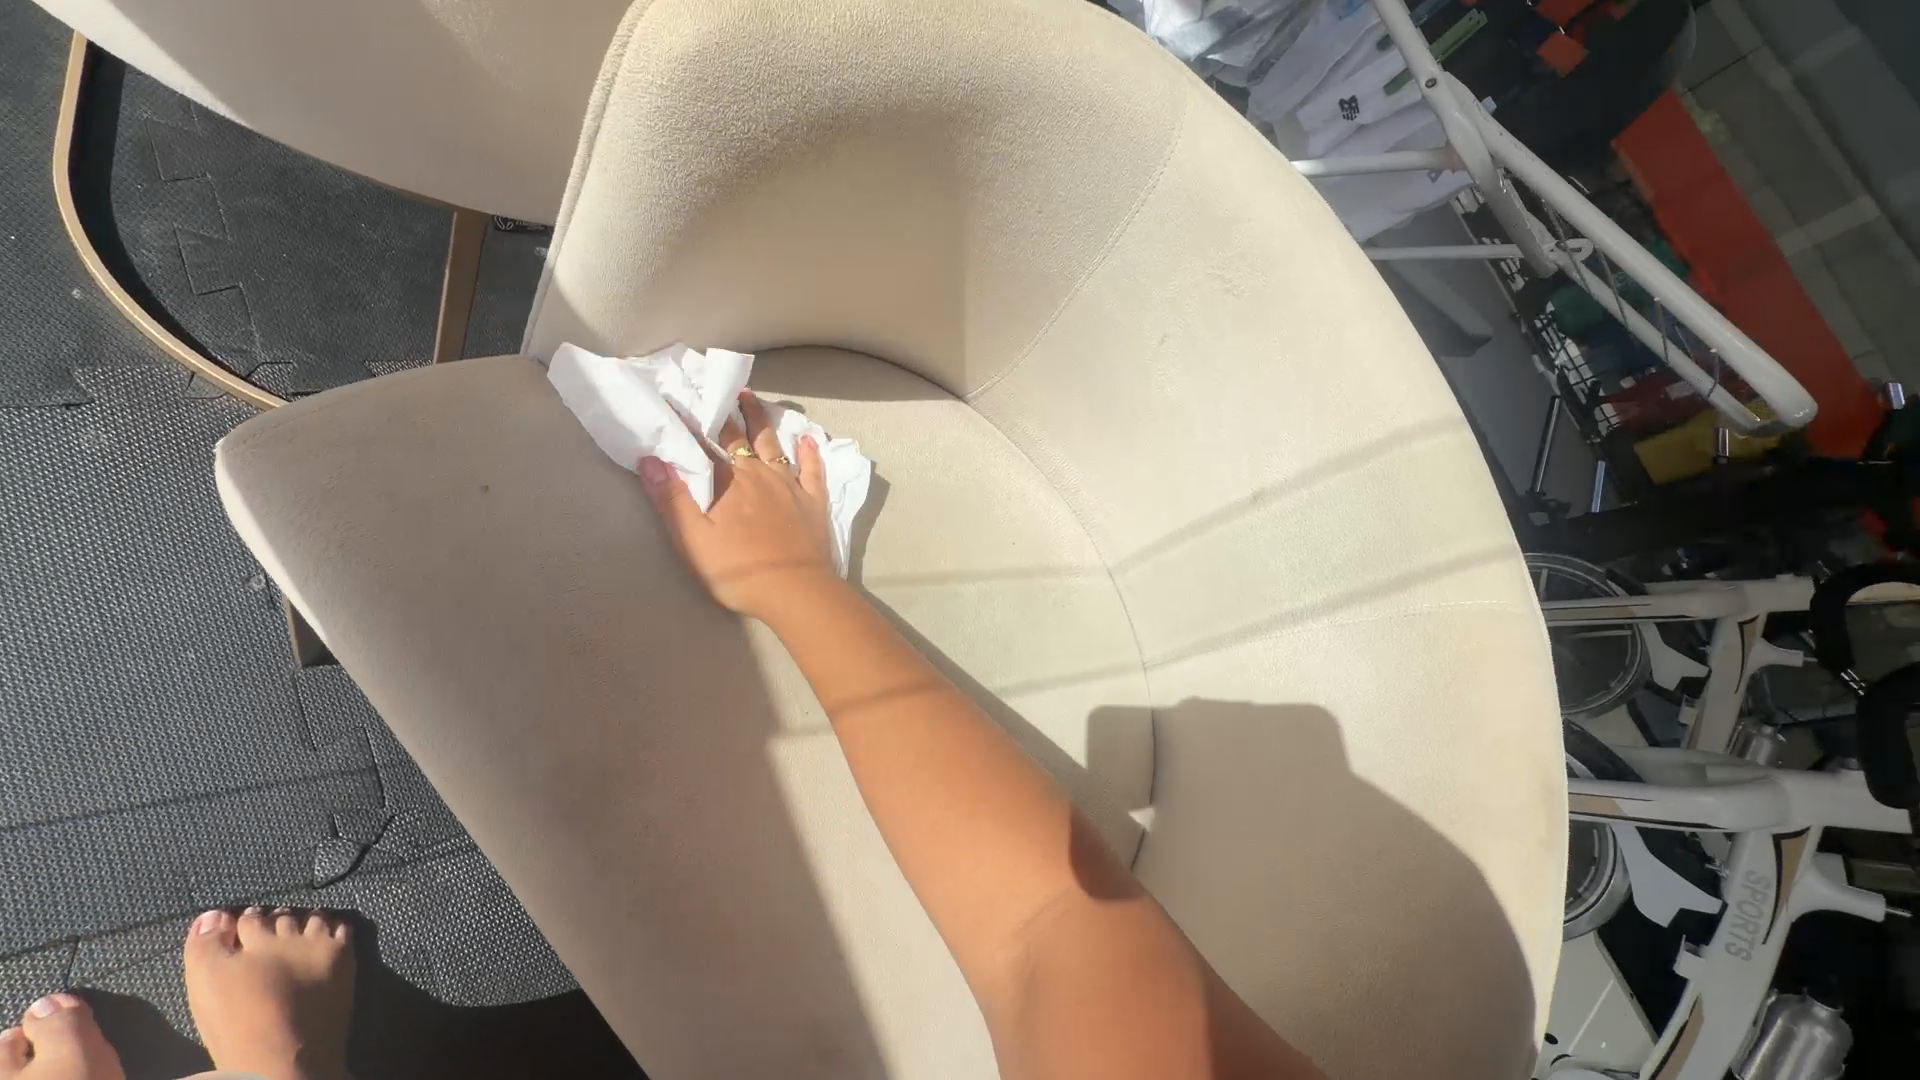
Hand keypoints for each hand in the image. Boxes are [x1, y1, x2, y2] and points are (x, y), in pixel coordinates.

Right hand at [640, 389, 840, 619]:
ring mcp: (790, 486)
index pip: (706, 445)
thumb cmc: (737, 569)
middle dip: (726, 413)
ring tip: (751, 397)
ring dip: (761, 420)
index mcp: (728, 482)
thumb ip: (672, 498)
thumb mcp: (692, 539)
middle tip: (716, 389)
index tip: (681, 399)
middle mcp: (759, 475)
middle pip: (740, 438)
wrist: (793, 590)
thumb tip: (650, 458)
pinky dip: (810, 452)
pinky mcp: (814, 502)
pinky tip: (808, 438)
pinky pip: (813, 470)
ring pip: (774, 444)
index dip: (693, 422)